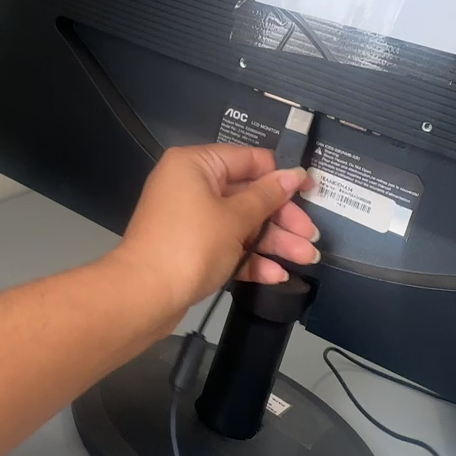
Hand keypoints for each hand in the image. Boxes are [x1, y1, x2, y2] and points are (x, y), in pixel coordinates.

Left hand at [108, 144, 319, 318]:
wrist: (144, 295)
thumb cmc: (190, 245)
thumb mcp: (235, 218)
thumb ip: (267, 197)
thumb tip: (294, 174)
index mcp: (196, 164)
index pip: (248, 160)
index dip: (281, 177)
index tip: (311, 193)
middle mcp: (190, 184)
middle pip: (246, 194)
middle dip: (281, 218)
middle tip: (310, 238)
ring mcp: (189, 217)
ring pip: (240, 223)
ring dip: (272, 242)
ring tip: (305, 259)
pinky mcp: (190, 247)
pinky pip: (226, 245)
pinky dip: (250, 258)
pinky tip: (276, 275)